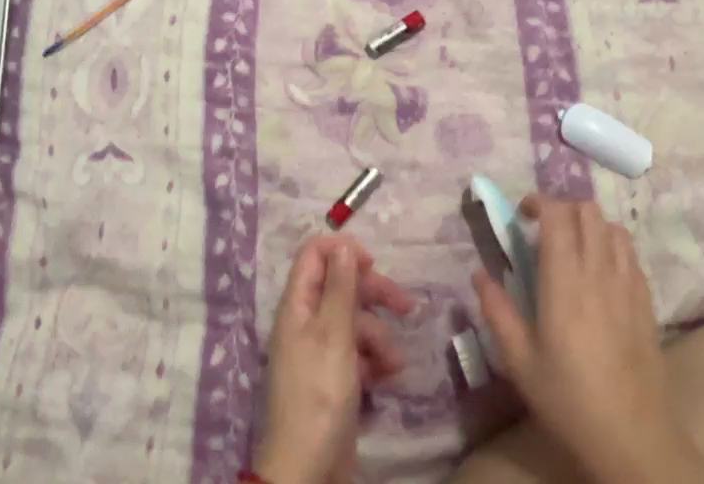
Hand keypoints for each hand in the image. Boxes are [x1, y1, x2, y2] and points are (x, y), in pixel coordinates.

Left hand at [255, 236, 415, 483]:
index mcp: (297, 306)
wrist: (309, 466)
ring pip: (356, 323)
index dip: (343, 252)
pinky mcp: (335, 377)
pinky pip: (359, 354)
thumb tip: (342, 242)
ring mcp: (320, 351)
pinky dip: (375, 360)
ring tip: (394, 362)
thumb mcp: (334, 334)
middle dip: (374, 295)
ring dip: (380, 336)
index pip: (314, 256)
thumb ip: (340, 287)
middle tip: (406, 306)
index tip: (373, 264)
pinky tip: (388, 377)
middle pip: (341, 288)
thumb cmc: (319, 393)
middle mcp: (306, 322)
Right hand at [471, 197, 683, 483]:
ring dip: (589, 224)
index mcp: (564, 281)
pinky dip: (611, 246)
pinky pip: (630, 253)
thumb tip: (480, 273)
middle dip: (562, 208)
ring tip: (571, 246)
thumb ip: (497, 311)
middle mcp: (599, 271)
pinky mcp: (646, 300)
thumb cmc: (567, 397)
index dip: (539, 202)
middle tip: (542, 229)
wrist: (631, 435)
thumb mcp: (518, 360)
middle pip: (588, 211)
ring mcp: (628, 284)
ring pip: (613, 227)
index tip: (521, 214)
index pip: (558, 215)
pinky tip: (599, 272)